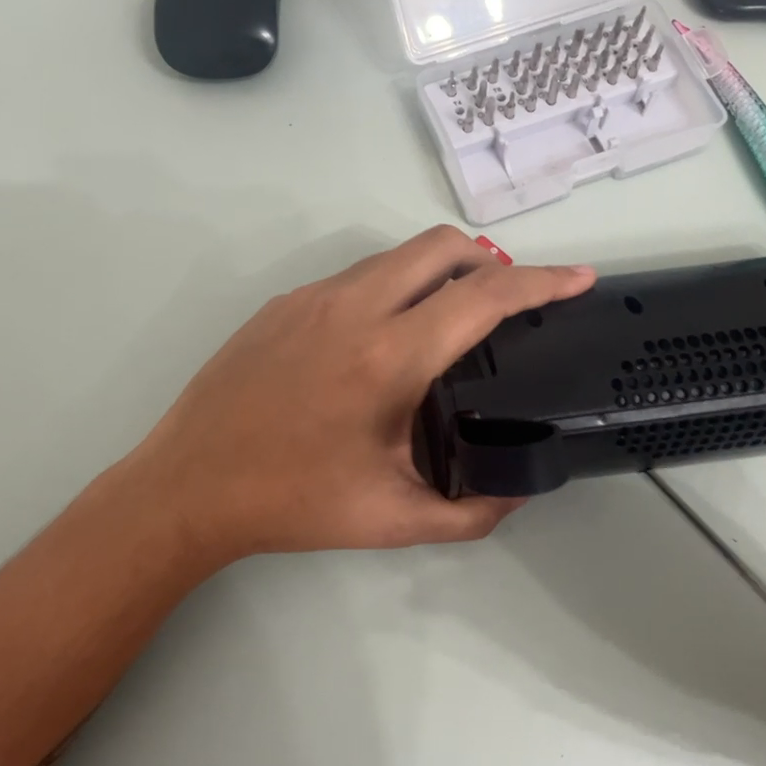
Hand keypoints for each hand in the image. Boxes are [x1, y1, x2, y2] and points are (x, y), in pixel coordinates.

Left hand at [117, 226, 594, 564]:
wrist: (188, 487)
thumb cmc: (292, 502)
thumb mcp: (393, 520)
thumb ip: (472, 511)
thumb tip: (519, 489)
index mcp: (388, 355)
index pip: (485, 296)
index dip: (542, 281)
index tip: (578, 278)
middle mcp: (351, 307)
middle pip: (441, 246)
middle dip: (491, 261)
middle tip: (511, 301)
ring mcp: (310, 299)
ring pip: (394, 257)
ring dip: (438, 274)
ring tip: (450, 324)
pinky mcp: (281, 305)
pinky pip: (353, 278)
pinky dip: (390, 290)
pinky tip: (382, 342)